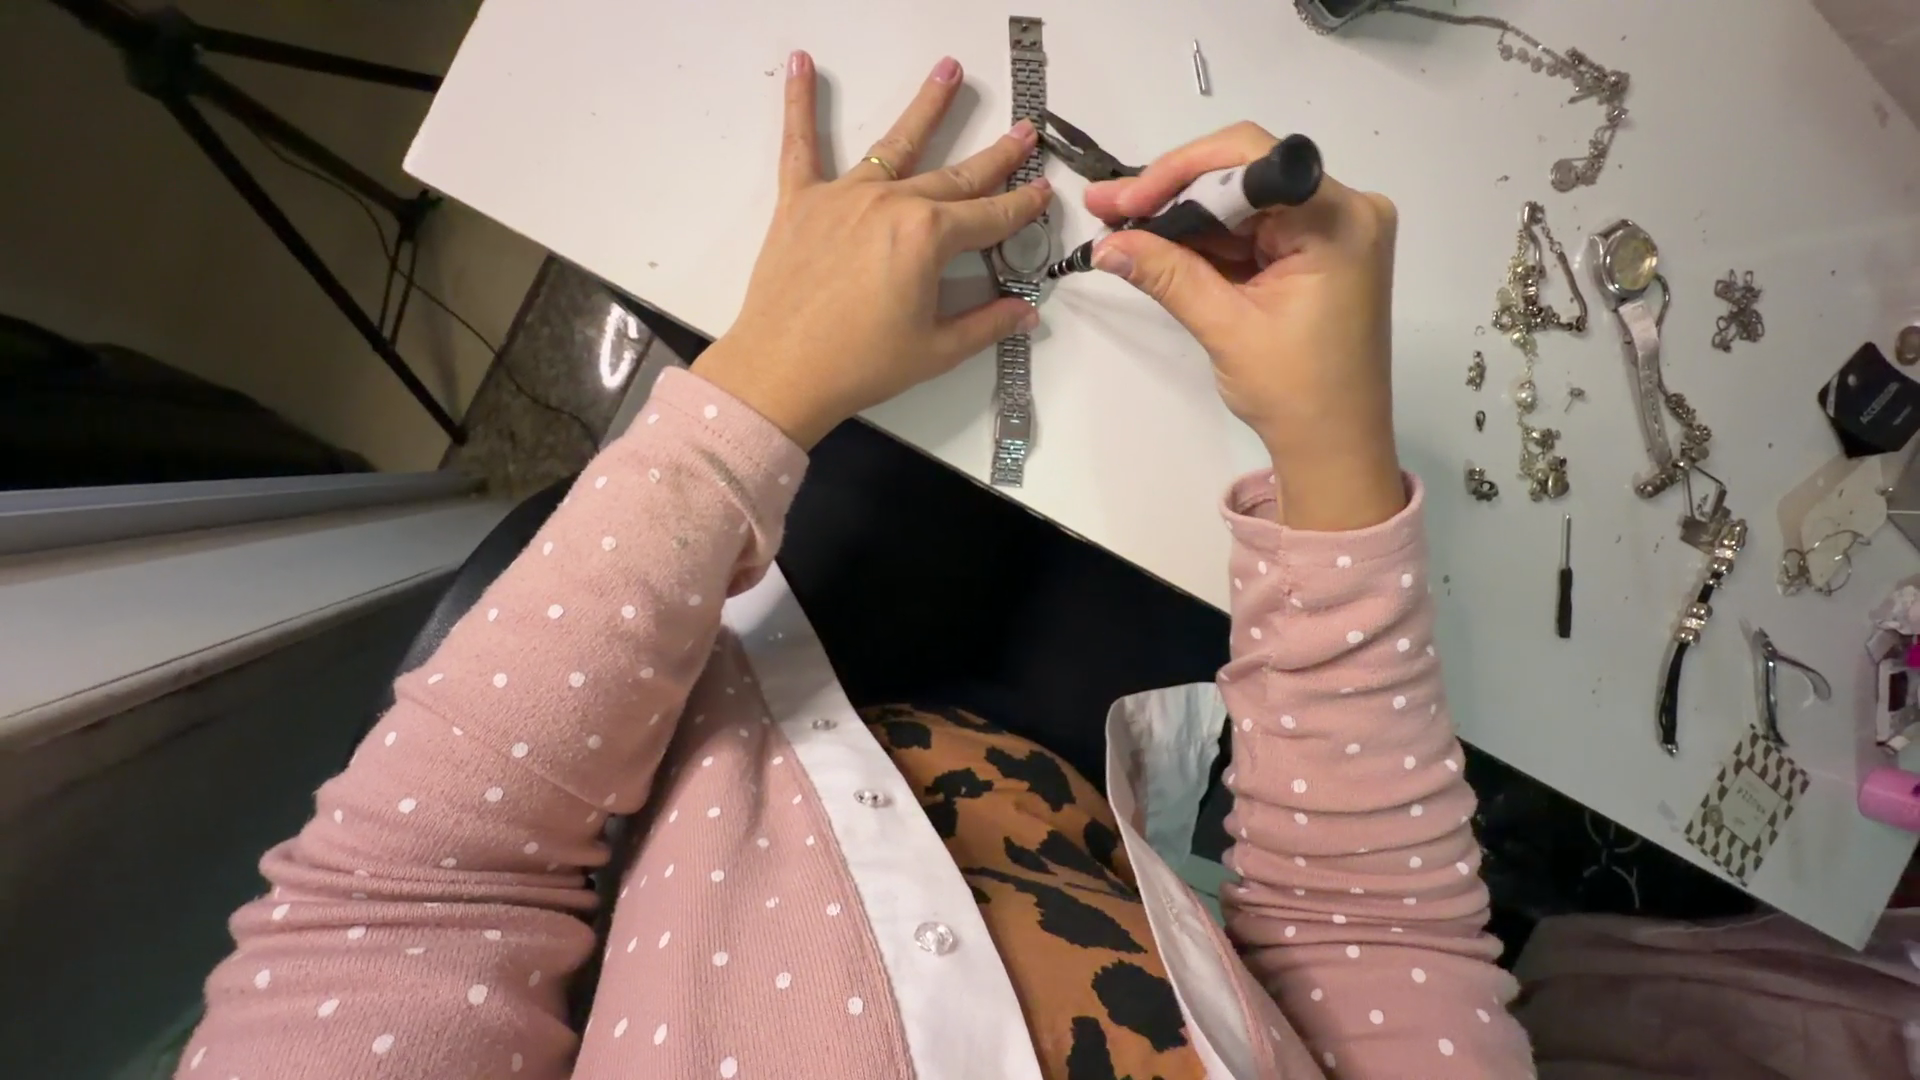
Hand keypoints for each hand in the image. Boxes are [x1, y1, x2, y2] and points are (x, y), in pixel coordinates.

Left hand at [692, 51, 1051, 447]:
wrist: (783, 373)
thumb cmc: (858, 365)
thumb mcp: (936, 351)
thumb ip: (986, 326)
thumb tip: (1024, 315)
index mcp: (927, 238)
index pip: (989, 217)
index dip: (1021, 208)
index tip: (1041, 193)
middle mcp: (890, 204)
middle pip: (955, 176)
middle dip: (995, 157)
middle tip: (1022, 133)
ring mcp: (844, 197)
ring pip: (895, 143)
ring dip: (927, 108)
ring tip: (949, 72)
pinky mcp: (801, 203)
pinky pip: (801, 145)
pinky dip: (800, 104)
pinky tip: (802, 65)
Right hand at [1084, 123, 1404, 530]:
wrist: (1333, 442)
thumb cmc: (1295, 392)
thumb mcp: (1225, 327)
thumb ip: (1168, 276)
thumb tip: (1107, 246)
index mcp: (1337, 219)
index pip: (1250, 159)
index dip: (1179, 172)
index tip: (1127, 201)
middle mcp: (1345, 211)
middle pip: (1244, 178)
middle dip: (1173, 197)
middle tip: (1107, 210)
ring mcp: (1331, 233)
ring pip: (1243, 207)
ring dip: (1184, 223)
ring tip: (1122, 231)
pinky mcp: (1315, 256)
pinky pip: (1254, 235)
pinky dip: (1209, 245)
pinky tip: (1162, 250)